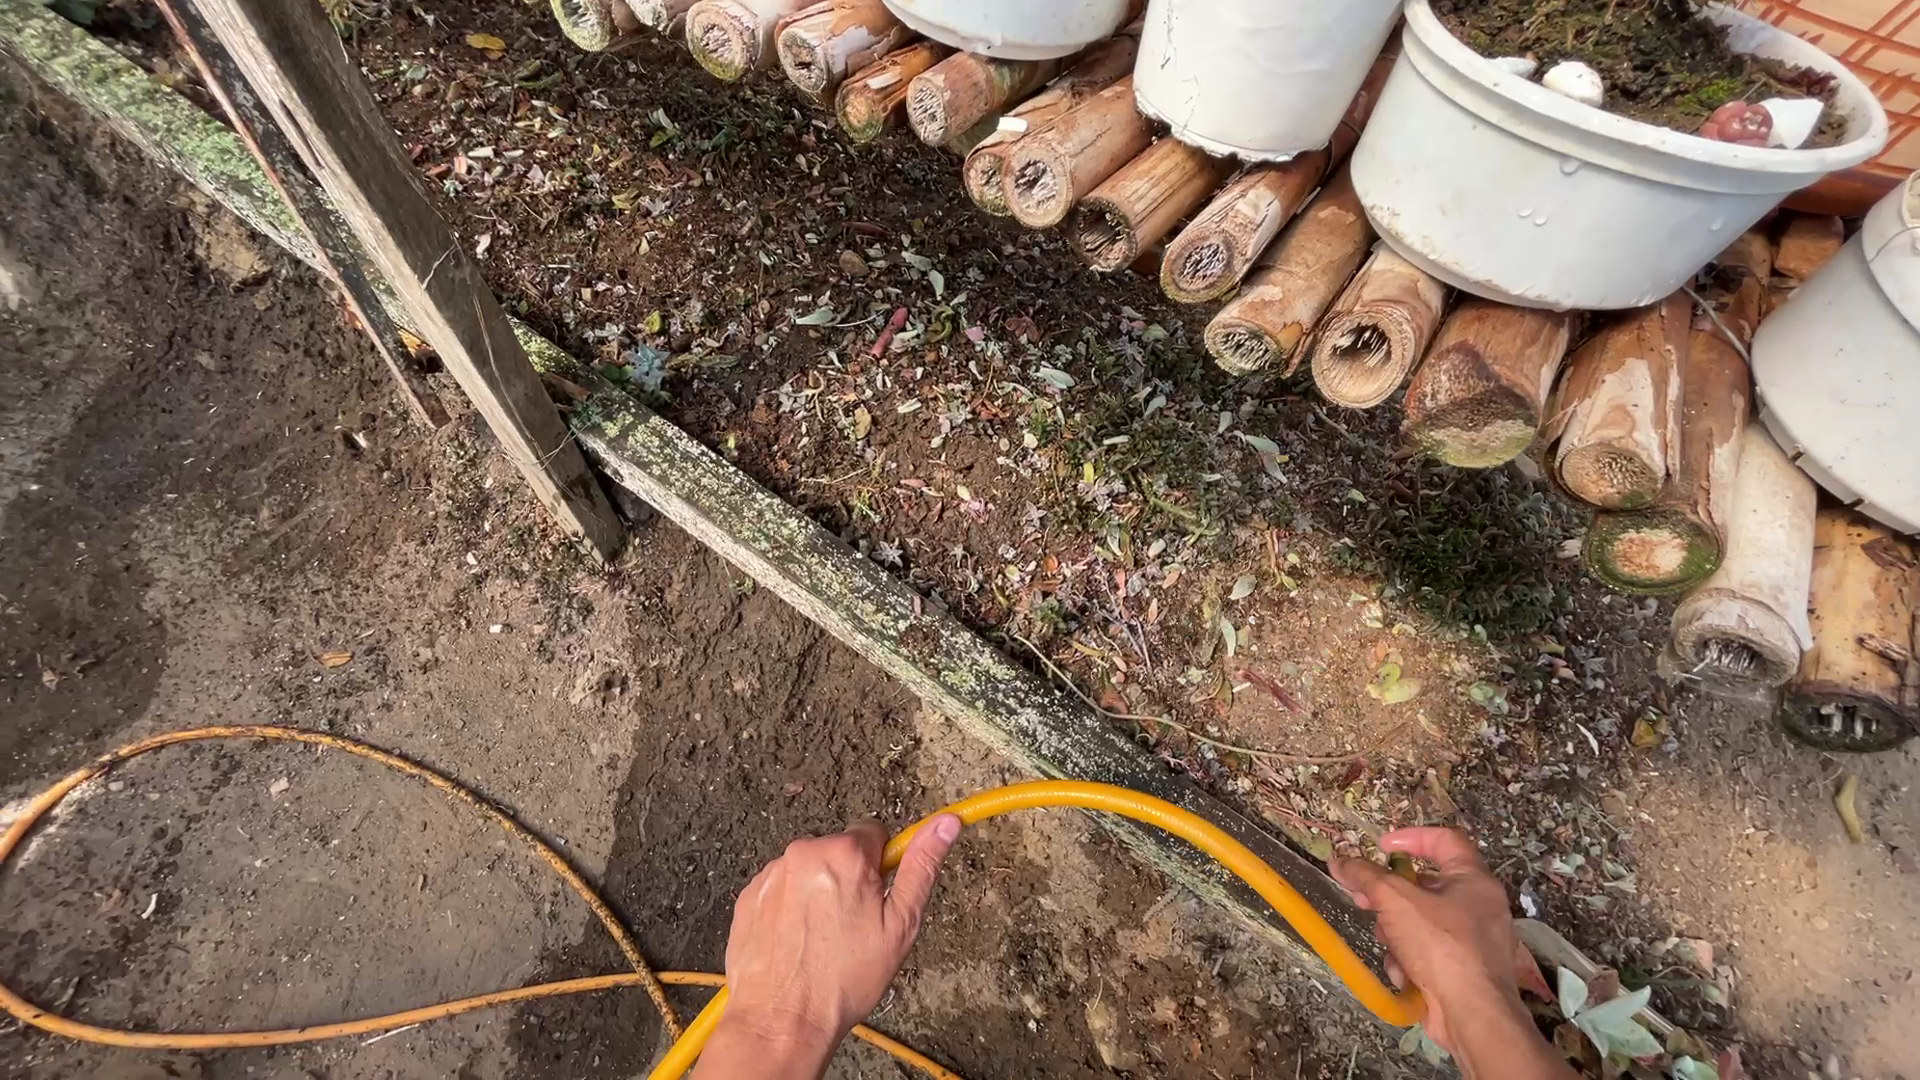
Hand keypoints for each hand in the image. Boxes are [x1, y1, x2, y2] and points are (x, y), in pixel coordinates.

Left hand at [694, 814, 962, 1078]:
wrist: (780, 1022)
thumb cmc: (842, 980)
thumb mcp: (900, 925)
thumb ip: (922, 866)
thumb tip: (945, 824)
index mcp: (846, 853)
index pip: (873, 832)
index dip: (880, 865)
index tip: (877, 894)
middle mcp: (806, 852)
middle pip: (840, 850)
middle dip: (849, 878)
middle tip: (852, 924)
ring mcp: (774, 872)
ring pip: (811, 869)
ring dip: (818, 891)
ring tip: (822, 937)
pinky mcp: (750, 893)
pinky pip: (782, 886)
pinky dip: (791, 905)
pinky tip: (798, 939)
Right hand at [1332, 828, 1566, 1079]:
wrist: (1473, 1017)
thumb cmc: (1440, 945)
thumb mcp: (1393, 899)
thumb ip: (1363, 875)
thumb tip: (1338, 860)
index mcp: (1474, 881)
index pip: (1444, 840)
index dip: (1410, 837)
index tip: (1381, 848)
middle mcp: (1480, 907)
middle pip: (1424, 884)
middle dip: (1388, 893)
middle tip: (1363, 897)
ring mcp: (1475, 942)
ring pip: (1420, 919)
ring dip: (1394, 929)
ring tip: (1385, 941)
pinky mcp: (1465, 970)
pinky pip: (1429, 949)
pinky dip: (1409, 956)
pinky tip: (1402, 970)